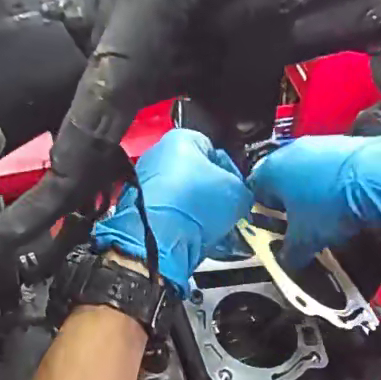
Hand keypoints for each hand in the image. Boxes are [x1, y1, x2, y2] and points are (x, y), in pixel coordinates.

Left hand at [92, 127, 251, 294]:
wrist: (158, 241)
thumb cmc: (193, 208)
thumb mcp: (238, 193)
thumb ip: (244, 187)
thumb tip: (242, 194)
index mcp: (181, 138)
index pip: (216, 151)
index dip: (232, 173)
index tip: (238, 190)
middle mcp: (157, 153)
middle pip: (198, 173)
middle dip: (213, 192)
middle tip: (227, 210)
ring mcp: (144, 180)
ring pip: (184, 194)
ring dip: (198, 209)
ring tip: (211, 227)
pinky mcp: (137, 205)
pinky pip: (170, 211)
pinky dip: (182, 222)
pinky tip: (194, 234)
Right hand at [246, 135, 380, 266]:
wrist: (380, 179)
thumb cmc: (331, 204)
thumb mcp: (305, 239)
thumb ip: (290, 253)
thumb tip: (289, 262)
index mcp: (272, 169)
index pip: (255, 193)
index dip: (263, 217)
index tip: (273, 233)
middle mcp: (293, 150)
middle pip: (284, 184)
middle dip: (291, 209)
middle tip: (301, 231)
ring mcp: (322, 144)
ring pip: (310, 177)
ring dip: (315, 198)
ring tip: (328, 222)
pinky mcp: (348, 146)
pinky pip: (334, 172)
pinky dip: (337, 189)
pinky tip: (349, 206)